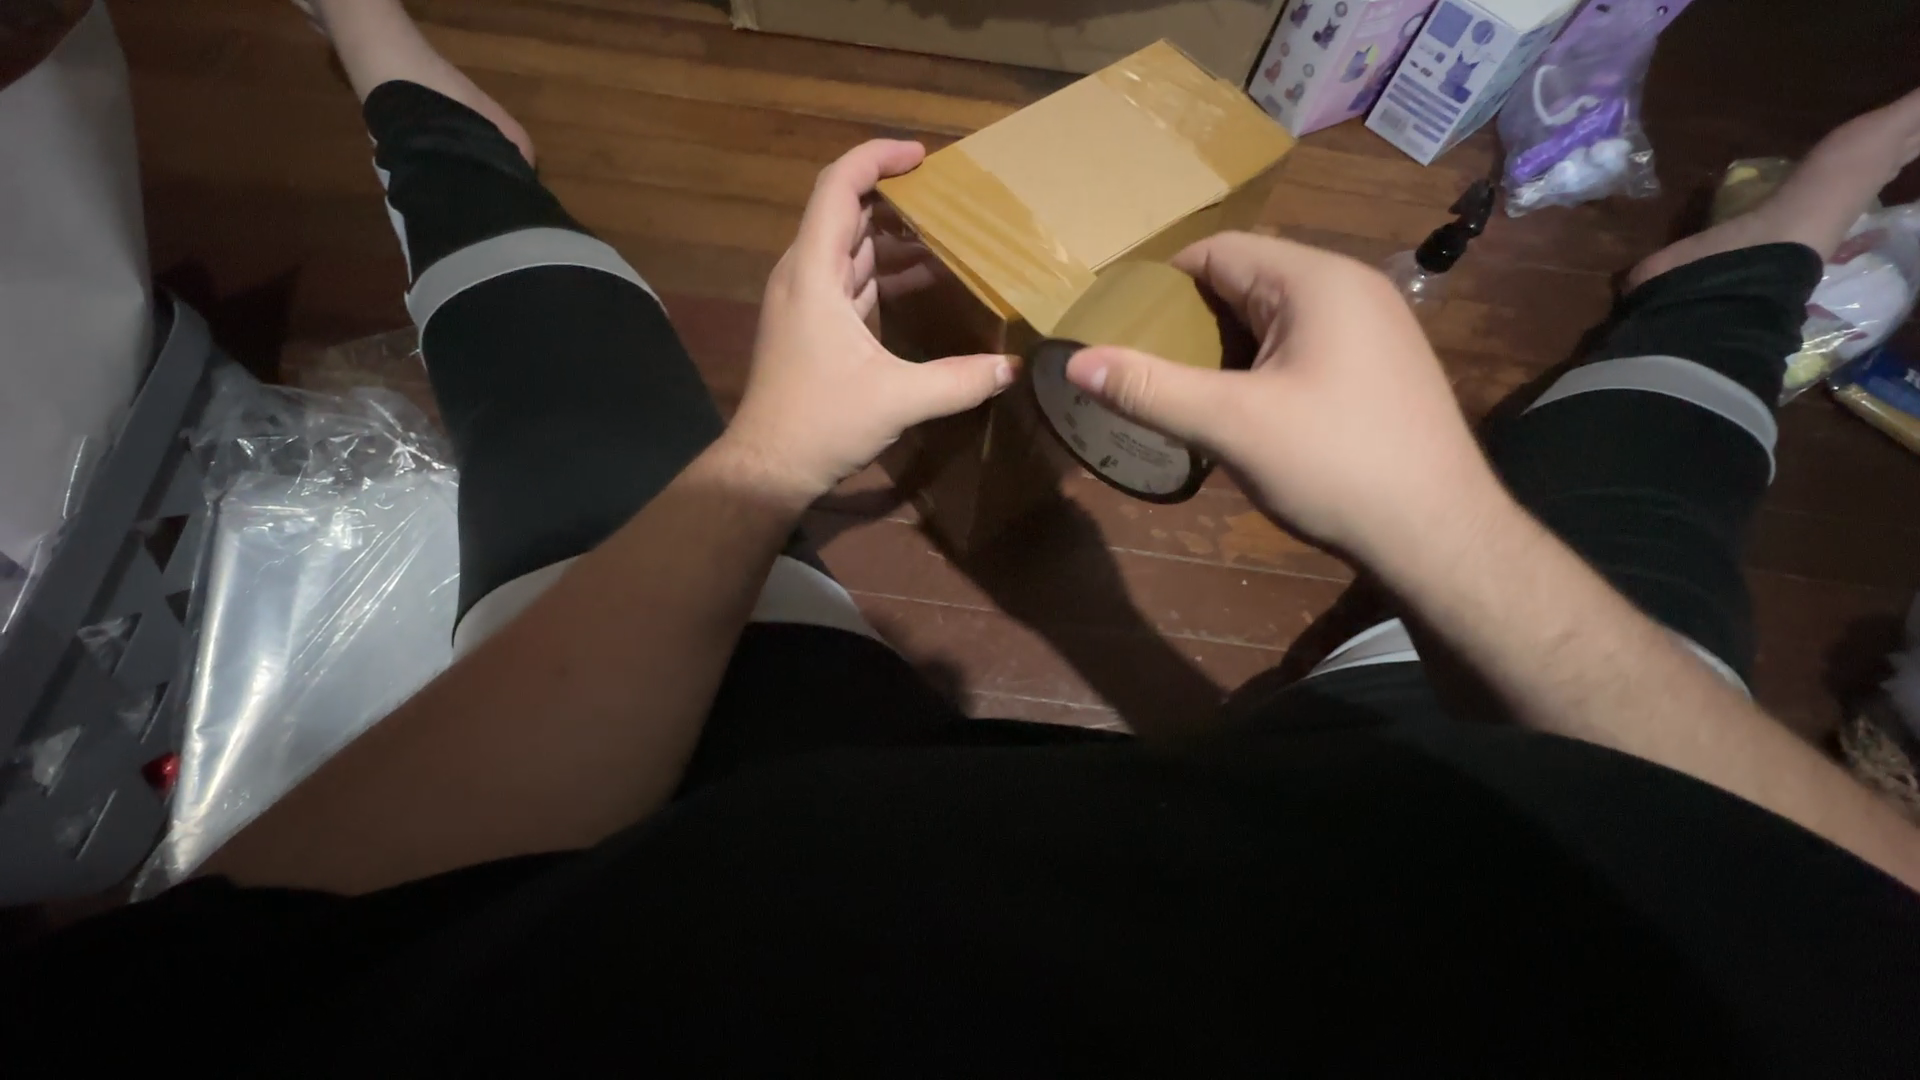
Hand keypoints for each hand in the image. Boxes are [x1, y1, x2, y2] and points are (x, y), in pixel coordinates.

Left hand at [726, 140, 1013, 502]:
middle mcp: (803, 277)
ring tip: (943, 236)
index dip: (876, 158)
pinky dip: (880, 274)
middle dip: (893, 197)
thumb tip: (1013, 369)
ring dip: (889, 238)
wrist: (769, 466)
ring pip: (846, 249)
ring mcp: (803, 303)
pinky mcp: (810, 329)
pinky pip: (847, 282)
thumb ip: (959, 381)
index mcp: (814, 273)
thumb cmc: (822, 423)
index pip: (838, 187)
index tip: (922, 157)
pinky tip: (917, 285)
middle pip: (844, 212)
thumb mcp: (898, 400)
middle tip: (946, 200)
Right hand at [1065, 232, 1505, 564]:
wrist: (1437, 534)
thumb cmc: (1333, 465)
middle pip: (1245, 282)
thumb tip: (1076, 362)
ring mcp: (1370, 330)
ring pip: (1271, 320)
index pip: (1219, 252)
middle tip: (1141, 367)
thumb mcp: (1230, 424)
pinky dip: (1257, 370)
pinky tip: (1236, 412)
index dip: (1161, 284)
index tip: (1118, 325)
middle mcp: (1348, 289)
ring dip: (1222, 350)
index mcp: (1315, 281)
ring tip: (1179, 392)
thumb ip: (1150, 388)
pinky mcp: (1376, 369)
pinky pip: (1299, 349)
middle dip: (1189, 321)